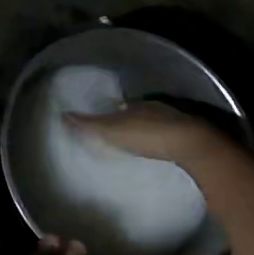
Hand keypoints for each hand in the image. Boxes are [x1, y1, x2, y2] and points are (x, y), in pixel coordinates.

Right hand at [65, 101, 229, 166]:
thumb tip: (64, 114)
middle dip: (130, 120)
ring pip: (156, 123)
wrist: (190, 146)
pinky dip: (160, 141)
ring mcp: (175, 122)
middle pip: (139, 113)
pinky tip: (157, 150)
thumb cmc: (147, 135)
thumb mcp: (112, 130)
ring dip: (146, 130)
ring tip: (136, 142)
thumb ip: (89, 125)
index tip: (105, 118)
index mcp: (138, 104)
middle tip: (119, 131)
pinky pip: (168, 136)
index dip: (113, 110)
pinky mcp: (188, 138)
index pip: (122, 104)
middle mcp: (157, 109)